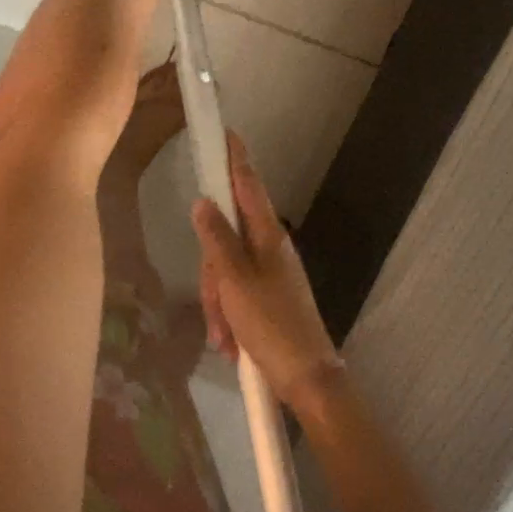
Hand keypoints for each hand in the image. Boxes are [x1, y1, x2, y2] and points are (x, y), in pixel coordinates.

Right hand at [192, 134, 342, 410]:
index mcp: (267, 236)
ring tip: (224, 337)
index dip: (235, 159)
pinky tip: (230, 344)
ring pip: (226, 271)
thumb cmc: (271, 324)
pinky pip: (236, 295)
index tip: (226, 132)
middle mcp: (270, 248)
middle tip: (213, 305)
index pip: (247, 185)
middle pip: (226, 238)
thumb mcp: (234, 280)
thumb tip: (204, 201)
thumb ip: (216, 239)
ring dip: (218, 302)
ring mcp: (270, 274)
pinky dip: (228, 316)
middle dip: (211, 272)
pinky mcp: (268, 298)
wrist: (308, 380)